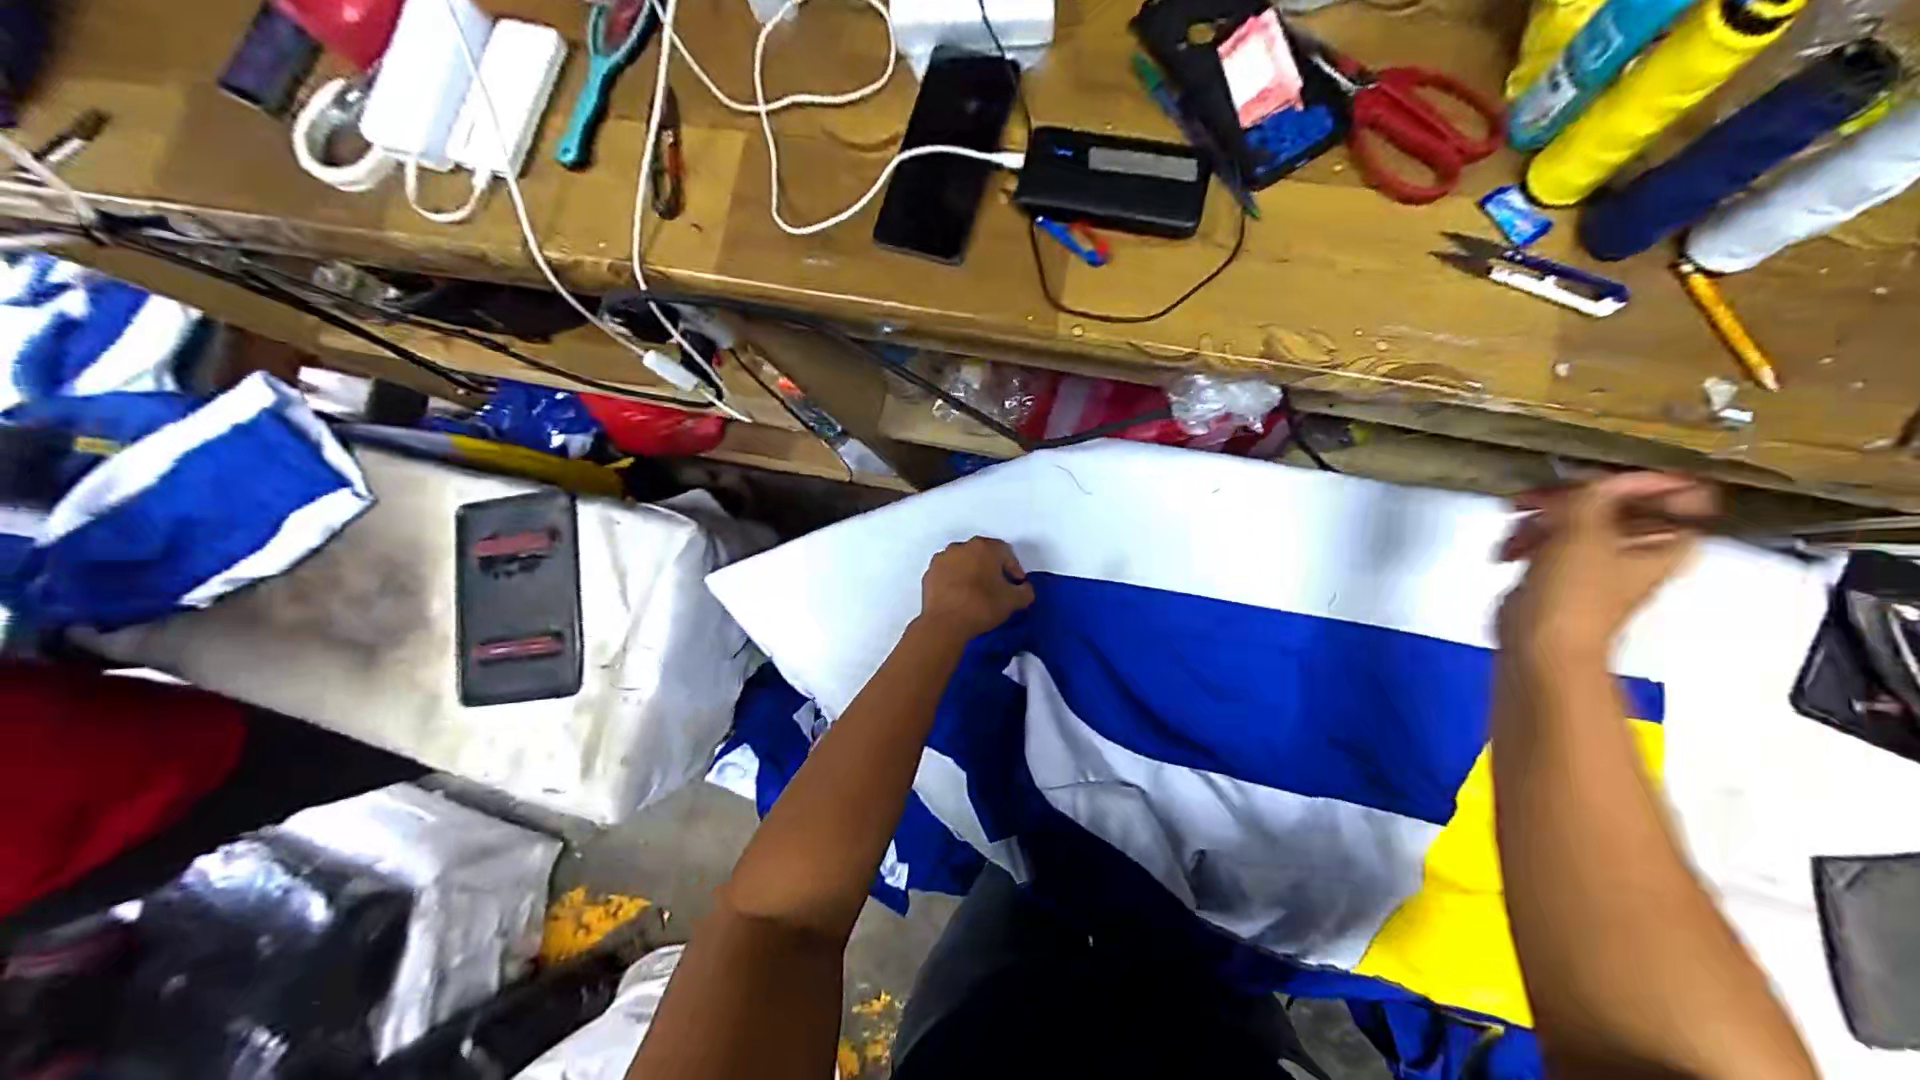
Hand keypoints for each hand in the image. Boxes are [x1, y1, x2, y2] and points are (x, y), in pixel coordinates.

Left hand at [917, 536, 1034, 641]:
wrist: (945, 623)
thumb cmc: (982, 606)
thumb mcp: (1014, 601)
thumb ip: (1026, 591)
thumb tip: (1023, 589)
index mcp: (984, 547)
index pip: (1006, 553)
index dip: (1015, 570)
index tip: (1016, 586)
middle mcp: (961, 547)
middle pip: (983, 554)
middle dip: (993, 569)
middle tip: (999, 588)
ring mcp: (942, 559)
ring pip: (964, 562)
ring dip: (972, 573)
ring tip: (977, 593)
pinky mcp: (929, 574)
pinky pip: (948, 573)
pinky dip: (955, 581)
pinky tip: (960, 597)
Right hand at [1496, 472, 1716, 666]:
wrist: (1538, 643)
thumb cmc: (1572, 593)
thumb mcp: (1585, 532)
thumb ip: (1593, 494)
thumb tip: (1595, 475)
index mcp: (1668, 541)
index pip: (1676, 493)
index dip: (1641, 478)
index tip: (1597, 473)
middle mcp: (1640, 548)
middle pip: (1616, 502)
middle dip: (1572, 496)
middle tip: (1538, 494)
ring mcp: (1598, 560)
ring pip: (1575, 518)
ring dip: (1541, 517)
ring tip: (1516, 524)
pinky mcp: (1561, 571)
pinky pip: (1550, 538)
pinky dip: (1528, 538)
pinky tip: (1509, 549)